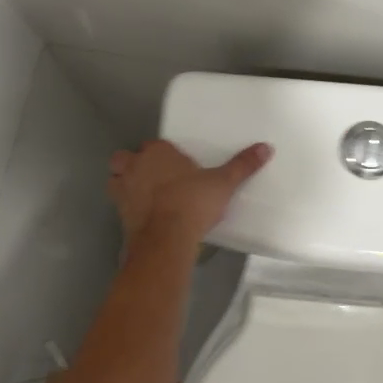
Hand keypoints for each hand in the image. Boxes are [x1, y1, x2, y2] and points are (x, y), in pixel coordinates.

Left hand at [107, 139, 272, 241]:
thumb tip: (266, 147)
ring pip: (116, 177)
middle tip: (155, 177)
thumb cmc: (193, 202)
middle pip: (127, 157)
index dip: (165, 154)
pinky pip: (119, 203)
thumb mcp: (223, 183)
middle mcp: (135, 165)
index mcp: (157, 152)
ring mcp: (123, 189)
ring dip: (124, 182)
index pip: (156, 145)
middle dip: (136, 163)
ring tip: (143, 193)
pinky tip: (142, 214)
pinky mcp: (119, 212)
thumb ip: (242, 165)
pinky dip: (127, 205)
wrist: (166, 238)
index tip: (178, 166)